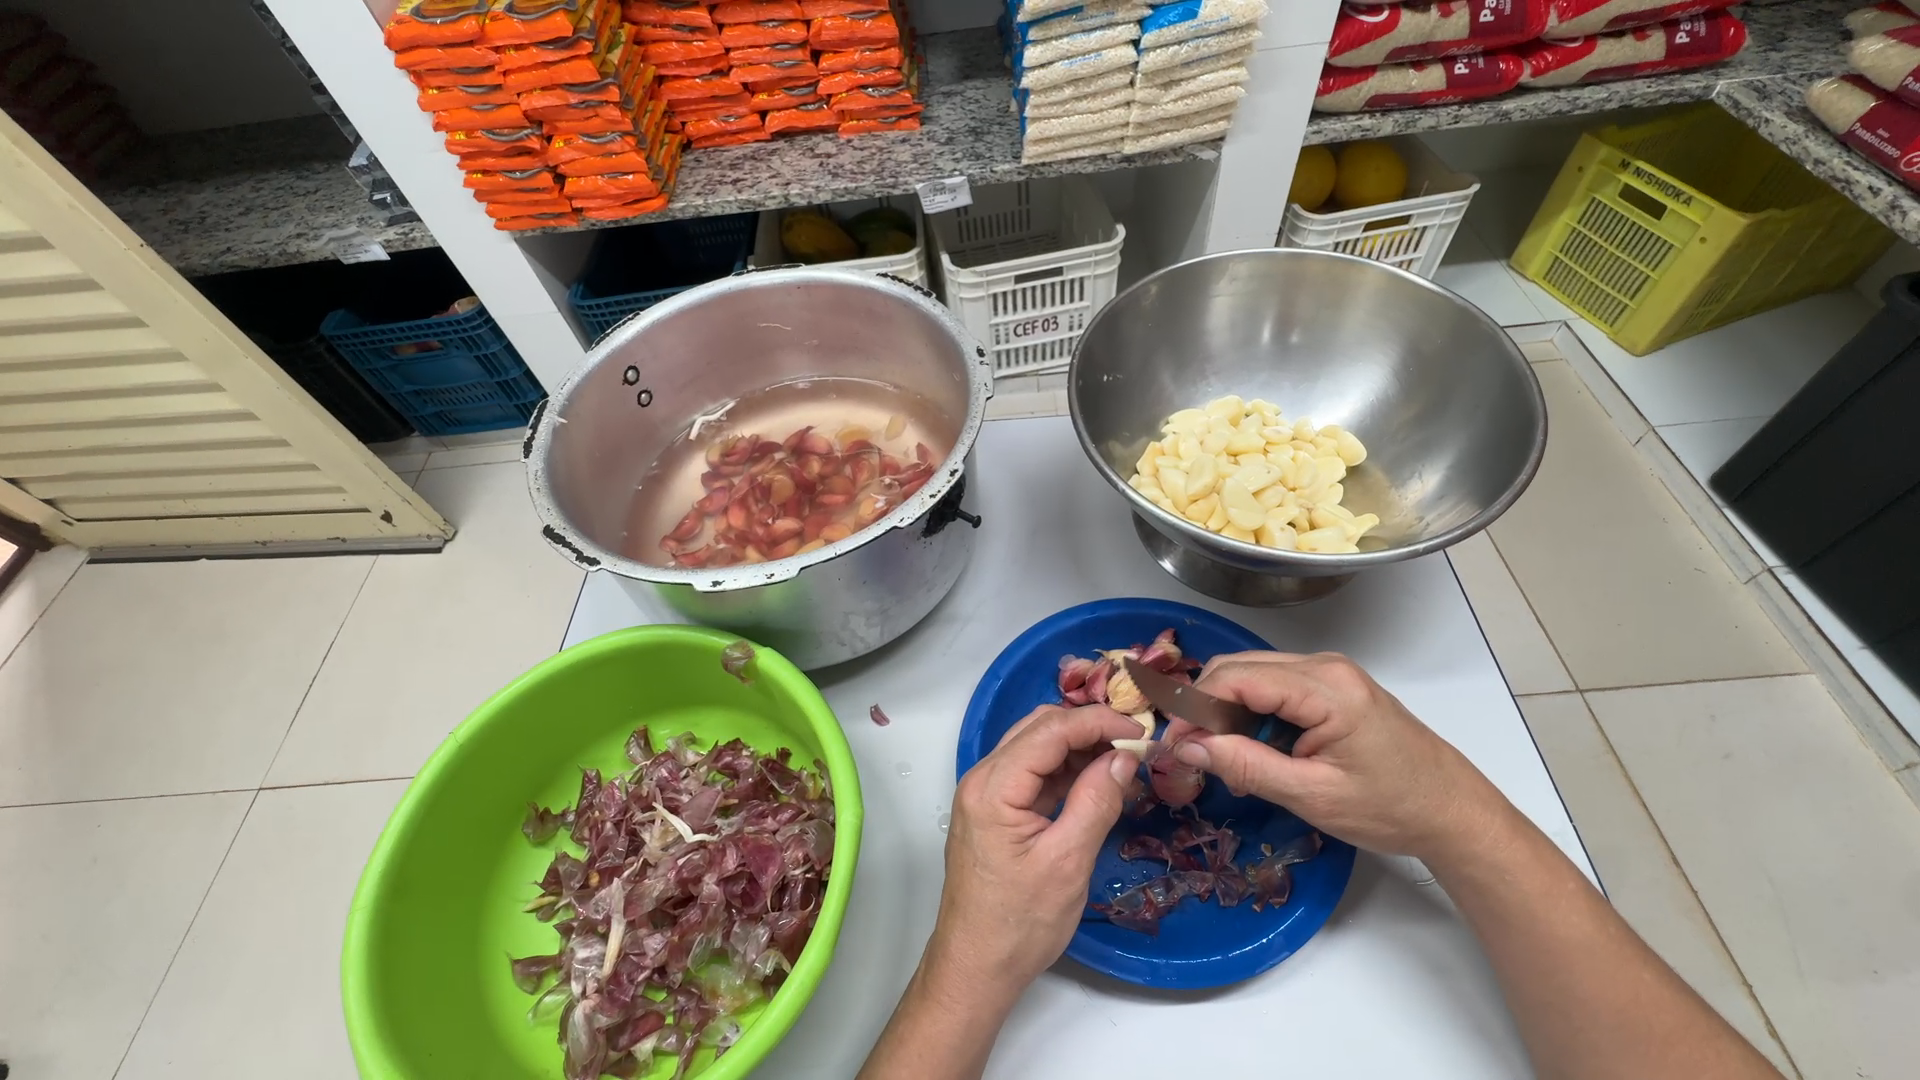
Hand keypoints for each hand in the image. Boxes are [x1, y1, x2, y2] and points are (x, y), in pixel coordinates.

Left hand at [928, 704, 1139, 1001]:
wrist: (976, 967)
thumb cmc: (1019, 923)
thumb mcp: (1067, 863)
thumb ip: (1097, 802)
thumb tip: (1125, 758)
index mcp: (993, 787)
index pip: (1050, 730)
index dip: (1098, 723)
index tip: (1141, 732)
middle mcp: (983, 778)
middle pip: (1040, 728)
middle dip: (1089, 728)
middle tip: (1135, 744)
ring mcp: (987, 793)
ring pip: (1038, 747)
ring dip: (1080, 747)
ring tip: (1124, 760)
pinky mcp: (996, 809)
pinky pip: (1034, 772)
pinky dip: (1067, 770)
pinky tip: (1098, 780)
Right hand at [1168, 651, 1507, 860]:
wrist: (1454, 813)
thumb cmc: (1390, 809)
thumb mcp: (1312, 795)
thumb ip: (1245, 765)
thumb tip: (1185, 747)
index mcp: (1325, 688)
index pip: (1235, 679)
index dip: (1194, 708)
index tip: (1173, 746)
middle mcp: (1323, 665)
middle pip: (1236, 668)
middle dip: (1203, 706)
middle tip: (1190, 753)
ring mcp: (1327, 672)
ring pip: (1249, 674)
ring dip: (1224, 710)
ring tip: (1221, 756)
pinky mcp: (1329, 684)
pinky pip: (1270, 684)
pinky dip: (1247, 711)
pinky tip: (1249, 746)